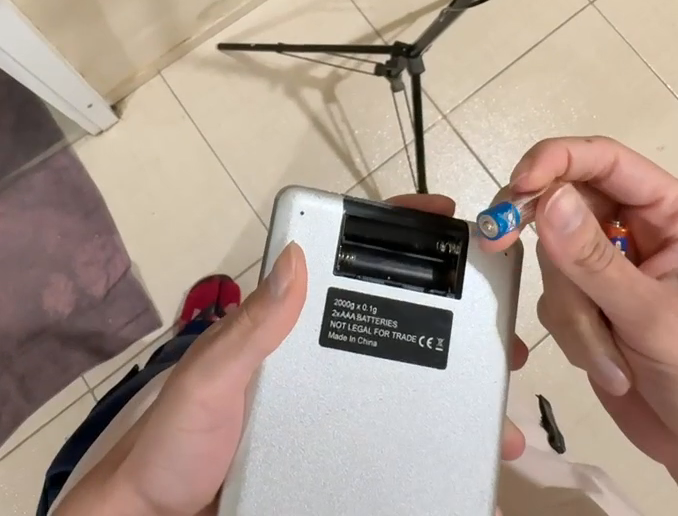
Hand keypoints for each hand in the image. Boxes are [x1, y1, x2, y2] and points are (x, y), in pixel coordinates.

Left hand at [59, 194, 528, 515]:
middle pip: (390, 316)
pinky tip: (466, 453)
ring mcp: (328, 403)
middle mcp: (315, 353)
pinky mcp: (336, 450)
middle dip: (450, 316)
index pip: (342, 261)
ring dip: (454, 383)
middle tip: (499, 334)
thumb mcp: (212, 377)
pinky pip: (392, 435)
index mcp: (285, 322)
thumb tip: (296, 256)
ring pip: (403, 377)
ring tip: (498, 406)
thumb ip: (252, 326)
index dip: (392, 236)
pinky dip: (432, 438)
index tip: (444, 223)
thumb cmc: (177, 438)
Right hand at [483, 138, 677, 515]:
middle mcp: (639, 229)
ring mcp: (612, 267)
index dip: (555, 161)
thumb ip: (597, 263)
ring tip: (613, 358)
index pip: (604, 160)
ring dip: (572, 310)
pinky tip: (610, 364)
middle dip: (543, 237)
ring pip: (552, 255)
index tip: (517, 188)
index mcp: (675, 215)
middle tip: (497, 243)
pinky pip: (552, 295)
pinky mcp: (590, 302)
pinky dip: (572, 333)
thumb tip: (545, 199)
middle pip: (564, 202)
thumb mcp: (661, 322)